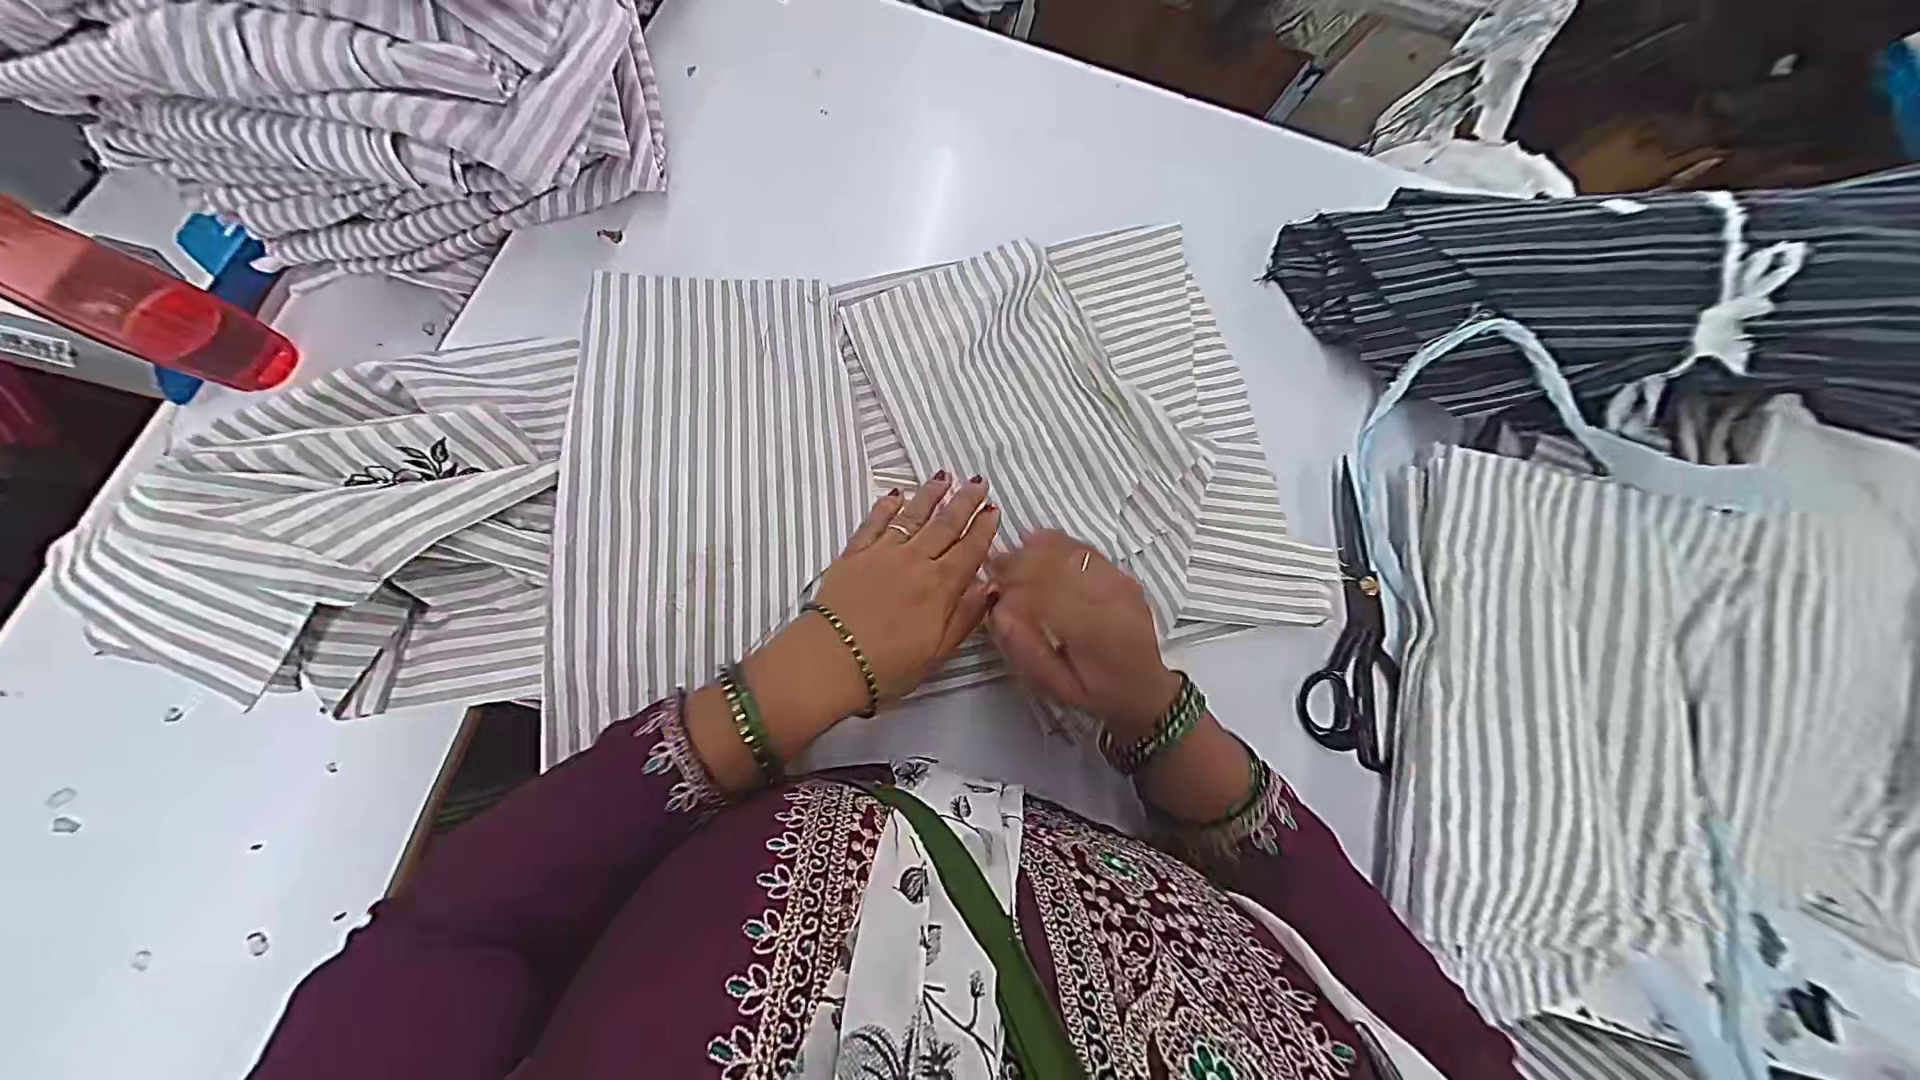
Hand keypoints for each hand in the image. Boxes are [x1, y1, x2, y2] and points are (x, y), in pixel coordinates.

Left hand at [803, 472, 999, 708]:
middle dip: (964, 502)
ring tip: (943, 477)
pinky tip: (895, 495)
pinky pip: (874, 522)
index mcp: (940, 586)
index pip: (970, 549)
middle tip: (977, 482)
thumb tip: (990, 586)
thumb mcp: (938, 651)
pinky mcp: (854, 554)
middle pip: (945, 525)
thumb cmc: (889, 665)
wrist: (830, 660)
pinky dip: (887, 506)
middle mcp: (915, 561)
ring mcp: (882, 553)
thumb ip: (966, 616)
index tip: (993, 510)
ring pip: (912, 516)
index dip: (984, 528)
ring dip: (930, 495)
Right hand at [985, 529, 1181, 739]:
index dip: (1012, 588)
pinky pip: (1083, 549)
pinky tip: (1035, 544)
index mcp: (1093, 631)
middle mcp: (1109, 598)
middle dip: (1018, 564)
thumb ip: (1026, 650)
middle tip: (993, 568)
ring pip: (1067, 552)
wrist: (1145, 686)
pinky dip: (1055, 544)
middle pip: (1054, 566)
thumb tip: (999, 612)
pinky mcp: (1120, 573)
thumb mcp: (1057, 686)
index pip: (1043, 594)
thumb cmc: (1098, 691)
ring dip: (1033, 552)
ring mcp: (1118, 582)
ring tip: (1010, 559)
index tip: (992, 588)